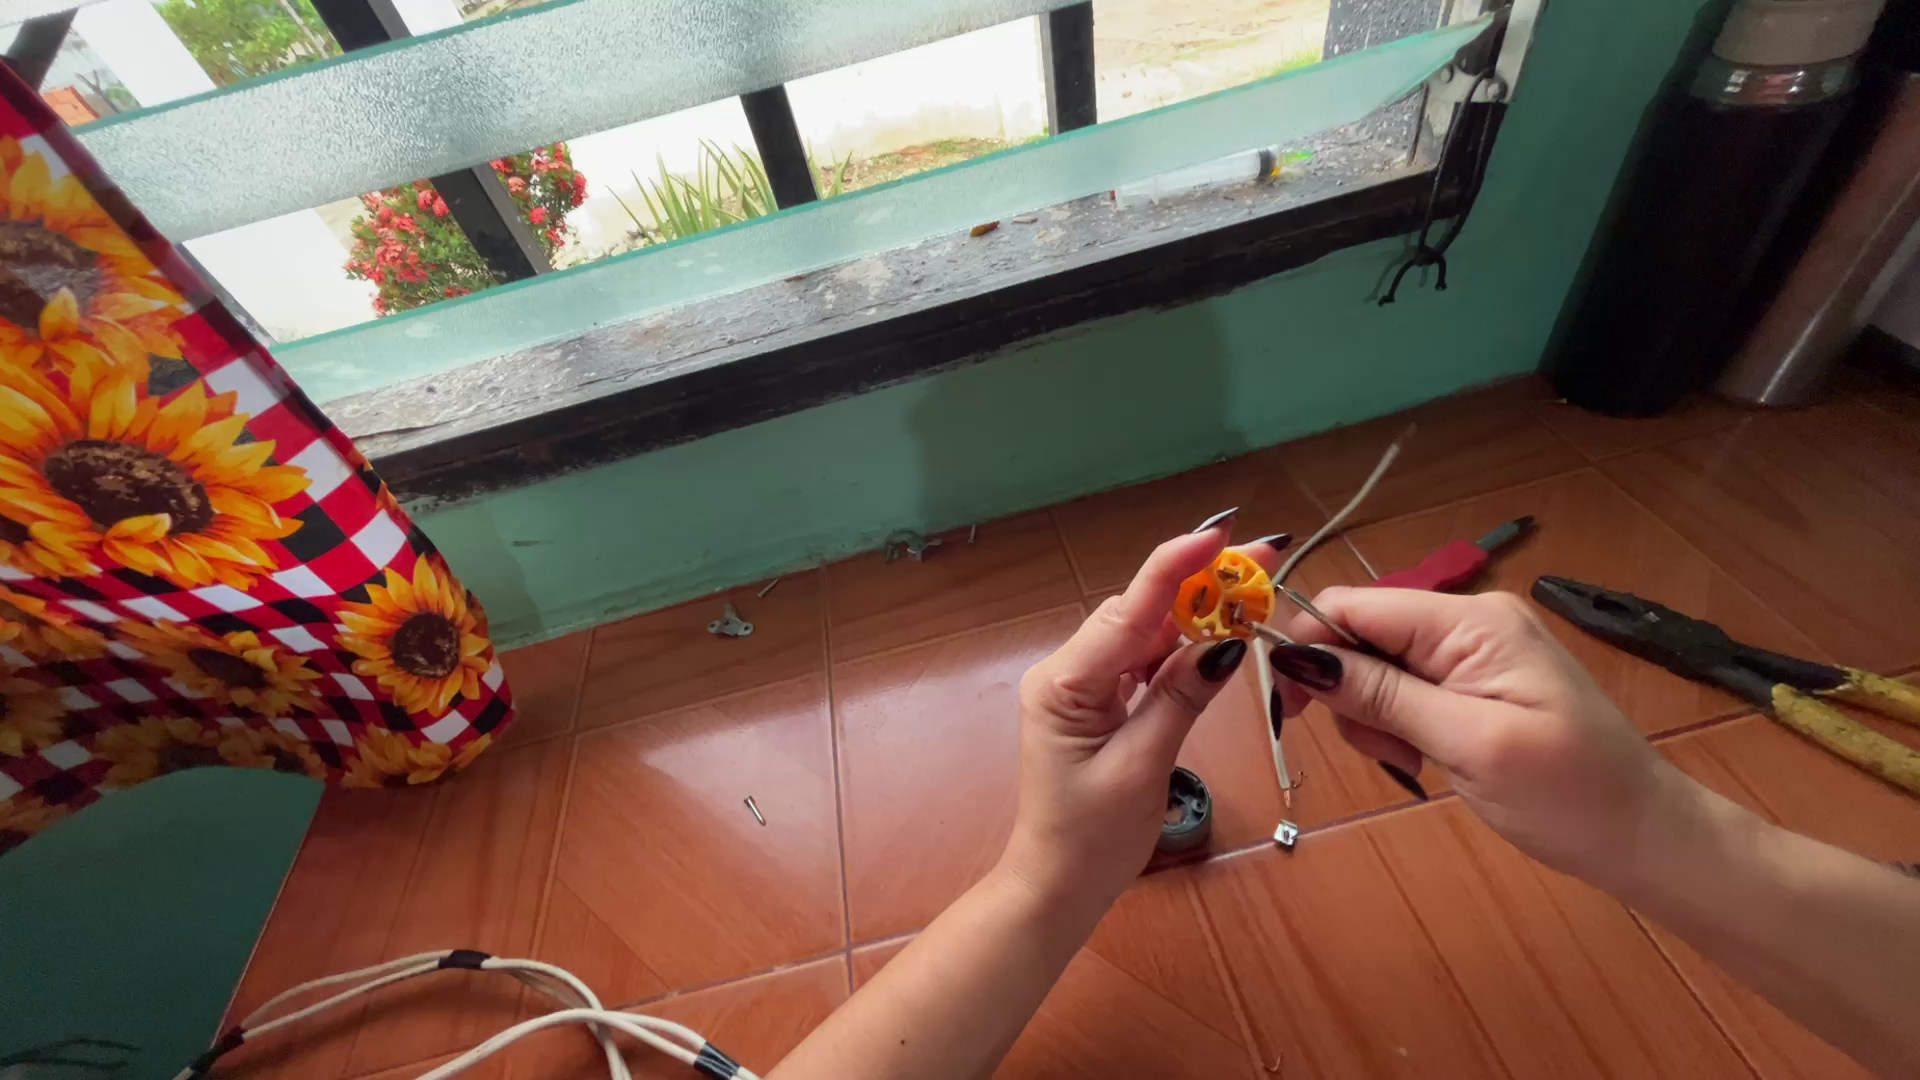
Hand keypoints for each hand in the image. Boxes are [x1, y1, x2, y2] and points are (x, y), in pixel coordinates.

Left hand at [1001, 527, 1281, 912]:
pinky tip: (1211, 642)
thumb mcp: (1143, 766)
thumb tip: (1228, 642)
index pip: (1124, 612)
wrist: (1057, 882)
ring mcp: (1077, 682)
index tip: (1218, 534)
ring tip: (1247, 598)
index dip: (1172, 568)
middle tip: (1259, 564)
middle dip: (1194, 587)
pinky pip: (1137, 660)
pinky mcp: (1092, 698)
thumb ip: (1180, 697)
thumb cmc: (1093, 837)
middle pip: (1134, 614)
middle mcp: (1064, 670)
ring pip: (1139, 633)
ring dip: (1190, 616)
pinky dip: (1175, 650)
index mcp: (1063, 682)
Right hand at [1269, 587, 1687, 885]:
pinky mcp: (1467, 676)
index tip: (1293, 704)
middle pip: (1355, 634)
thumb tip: (1295, 657)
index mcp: (1468, 621)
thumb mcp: (1467, 743)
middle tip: (1372, 746)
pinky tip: (1419, 753)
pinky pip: (1396, 684)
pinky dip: (1390, 721)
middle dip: (1345, 689)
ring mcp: (1467, 647)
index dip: (1307, 645)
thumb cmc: (1569, 795)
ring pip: (1368, 664)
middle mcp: (1462, 620)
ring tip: (1408, 758)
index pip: (1350, 605)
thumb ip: (1380, 694)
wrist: (1650, 841)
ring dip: (1368, 713)